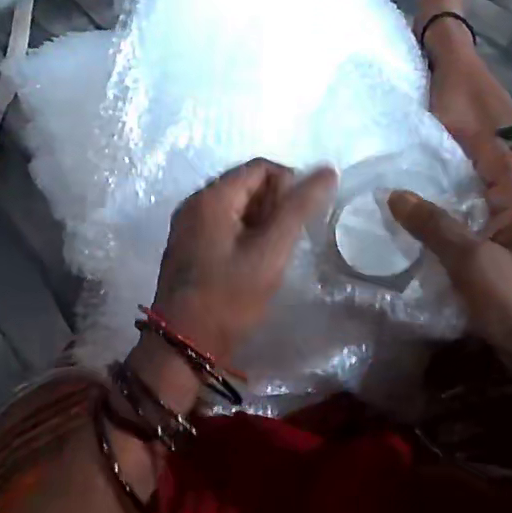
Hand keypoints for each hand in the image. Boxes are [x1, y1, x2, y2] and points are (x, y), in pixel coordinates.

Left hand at [131, 159, 336, 405]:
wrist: (183, 345)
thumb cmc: (229, 298)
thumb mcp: (270, 252)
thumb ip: (299, 209)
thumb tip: (328, 170)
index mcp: (211, 197)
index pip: (261, 167)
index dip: (290, 184)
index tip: (301, 221)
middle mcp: (194, 203)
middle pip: (246, 183)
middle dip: (275, 204)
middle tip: (288, 240)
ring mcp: (187, 226)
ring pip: (236, 206)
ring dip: (262, 221)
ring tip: (274, 253)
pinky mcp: (188, 247)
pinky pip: (223, 225)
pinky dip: (245, 234)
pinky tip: (255, 261)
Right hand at [388, 134, 511, 365]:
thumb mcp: (473, 262)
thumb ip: (435, 225)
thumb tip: (394, 193)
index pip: (487, 149)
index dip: (454, 133)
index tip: (415, 123)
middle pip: (479, 171)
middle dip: (441, 162)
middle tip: (397, 155)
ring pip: (474, 198)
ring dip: (443, 192)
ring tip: (399, 182)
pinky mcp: (507, 252)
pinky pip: (474, 223)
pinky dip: (449, 218)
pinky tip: (421, 223)